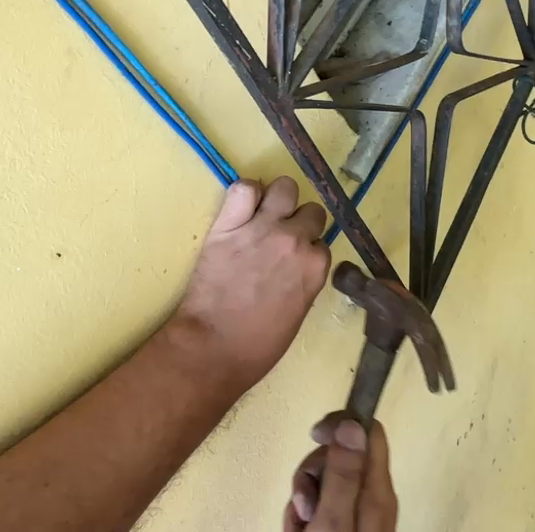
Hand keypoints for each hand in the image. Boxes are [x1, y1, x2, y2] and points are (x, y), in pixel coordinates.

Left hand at [165, 177, 328, 391]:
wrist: (213, 348)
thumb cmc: (258, 344)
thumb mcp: (298, 312)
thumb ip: (304, 280)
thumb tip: (297, 264)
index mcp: (316, 266)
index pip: (321, 242)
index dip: (307, 249)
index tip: (293, 260)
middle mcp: (295, 239)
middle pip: (311, 210)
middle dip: (299, 222)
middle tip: (280, 238)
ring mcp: (262, 227)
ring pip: (285, 186)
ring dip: (278, 199)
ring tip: (263, 215)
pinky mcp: (229, 223)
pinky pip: (244, 187)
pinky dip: (245, 193)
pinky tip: (240, 209)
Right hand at [284, 417, 396, 531]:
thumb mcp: (334, 519)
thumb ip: (343, 473)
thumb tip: (351, 422)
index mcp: (377, 488)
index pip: (368, 430)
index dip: (339, 424)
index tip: (314, 436)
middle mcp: (373, 494)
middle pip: (340, 454)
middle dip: (312, 471)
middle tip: (304, 502)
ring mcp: (359, 509)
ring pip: (325, 478)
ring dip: (304, 496)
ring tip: (300, 523)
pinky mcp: (347, 523)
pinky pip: (322, 502)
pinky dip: (305, 513)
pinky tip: (300, 530)